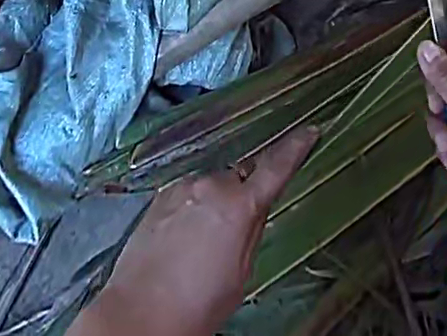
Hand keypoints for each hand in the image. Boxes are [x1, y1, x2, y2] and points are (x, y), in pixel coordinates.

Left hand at [76, 126, 316, 335]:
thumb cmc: (194, 307)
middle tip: (228, 237)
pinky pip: (187, 194)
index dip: (296, 147)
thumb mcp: (239, 276)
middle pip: (237, 180)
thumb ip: (252, 232)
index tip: (310, 131)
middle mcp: (211, 185)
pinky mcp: (160, 194)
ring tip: (198, 248)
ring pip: (210, 188)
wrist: (136, 317)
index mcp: (238, 206)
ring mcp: (183, 186)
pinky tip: (180, 243)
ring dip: (211, 206)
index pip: (276, 168)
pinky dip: (190, 210)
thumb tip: (255, 208)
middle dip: (238, 199)